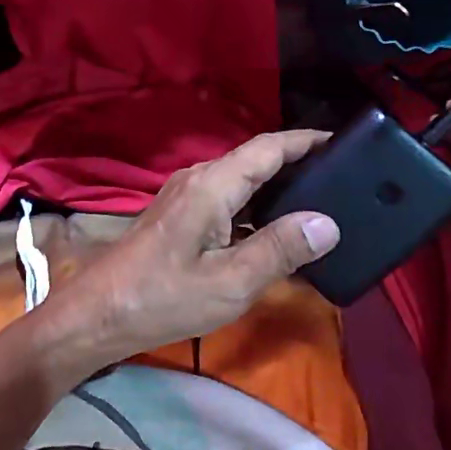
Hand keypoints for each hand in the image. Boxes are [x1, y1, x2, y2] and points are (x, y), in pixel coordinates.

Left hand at [30, 131, 340, 378]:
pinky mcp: (181, 213)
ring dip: (278, 186)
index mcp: (210, 185)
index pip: (266, 148)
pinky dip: (257, 205)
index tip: (344, 141)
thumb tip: (327, 222)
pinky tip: (279, 229)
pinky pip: (228, 197)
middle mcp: (197, 179)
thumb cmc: (165, 296)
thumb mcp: (230, 282)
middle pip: (254, 160)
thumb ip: (279, 249)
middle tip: (346, 178)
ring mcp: (185, 194)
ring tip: (324, 202)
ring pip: (241, 180)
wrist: (104, 309)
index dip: (305, 140)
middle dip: (297, 162)